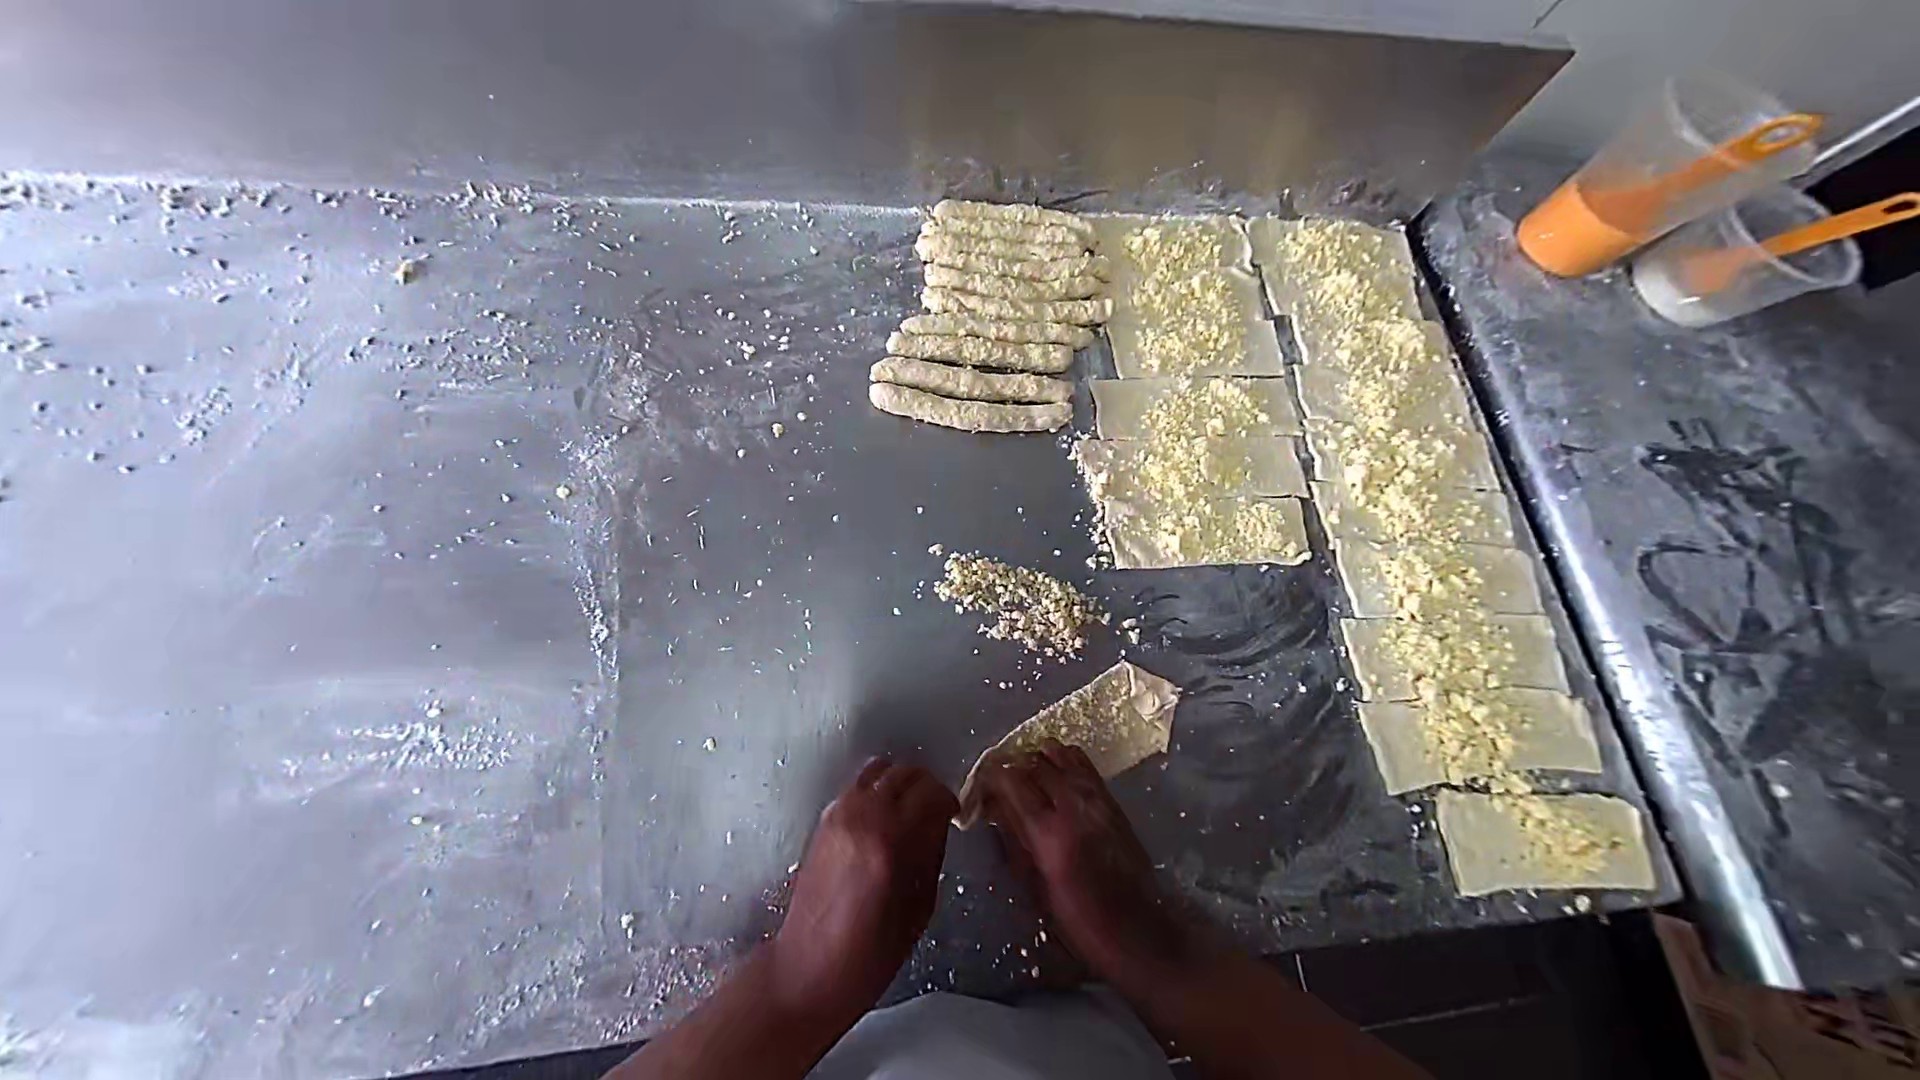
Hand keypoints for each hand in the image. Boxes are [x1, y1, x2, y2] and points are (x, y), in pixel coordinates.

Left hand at [767, 758, 956, 1021]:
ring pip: (879, 770)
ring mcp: (839, 814)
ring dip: (900, 781)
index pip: (931, 793)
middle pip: (905, 773)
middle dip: (927, 786)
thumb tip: (940, 821)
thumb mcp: (919, 908)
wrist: (808, 969)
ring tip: (909, 805)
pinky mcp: (824, 820)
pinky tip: (884, 812)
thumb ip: (932, 854)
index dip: (948, 799)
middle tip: (936, 807)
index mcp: (892, 841)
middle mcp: (864, 817)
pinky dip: (876, 787)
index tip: (954, 812)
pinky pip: (857, 785)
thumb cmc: (870, 953)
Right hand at [981, 741, 1196, 992]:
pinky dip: (1068, 759)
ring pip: (1063, 758)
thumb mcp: (1038, 887)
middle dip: (1015, 764)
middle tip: (1002, 773)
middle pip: (1037, 765)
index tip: (984, 779)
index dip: (994, 776)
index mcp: (1048, 834)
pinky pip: (1086, 767)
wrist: (1137, 931)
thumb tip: (997, 810)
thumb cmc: (1080, 920)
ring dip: (1041, 757)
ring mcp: (1096, 801)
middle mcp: (1072, 808)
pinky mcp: (1113, 802)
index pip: (1014, 785)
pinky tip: (1059, 761)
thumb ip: (1017, 842)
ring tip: (1028, 762)